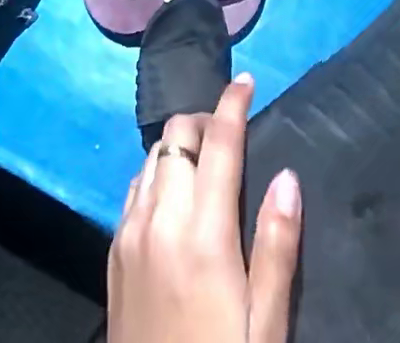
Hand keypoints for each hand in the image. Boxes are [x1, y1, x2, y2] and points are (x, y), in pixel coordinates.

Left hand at [108, 74, 302, 342]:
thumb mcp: (267, 321)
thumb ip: (277, 243)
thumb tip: (287, 174)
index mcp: (203, 232)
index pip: (219, 143)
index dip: (233, 104)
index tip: (246, 80)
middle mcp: (159, 219)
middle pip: (176, 137)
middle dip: (203, 121)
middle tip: (230, 133)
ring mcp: (129, 234)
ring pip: (151, 158)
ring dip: (179, 146)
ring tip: (206, 160)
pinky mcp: (112, 252)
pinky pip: (134, 187)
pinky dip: (157, 173)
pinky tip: (174, 194)